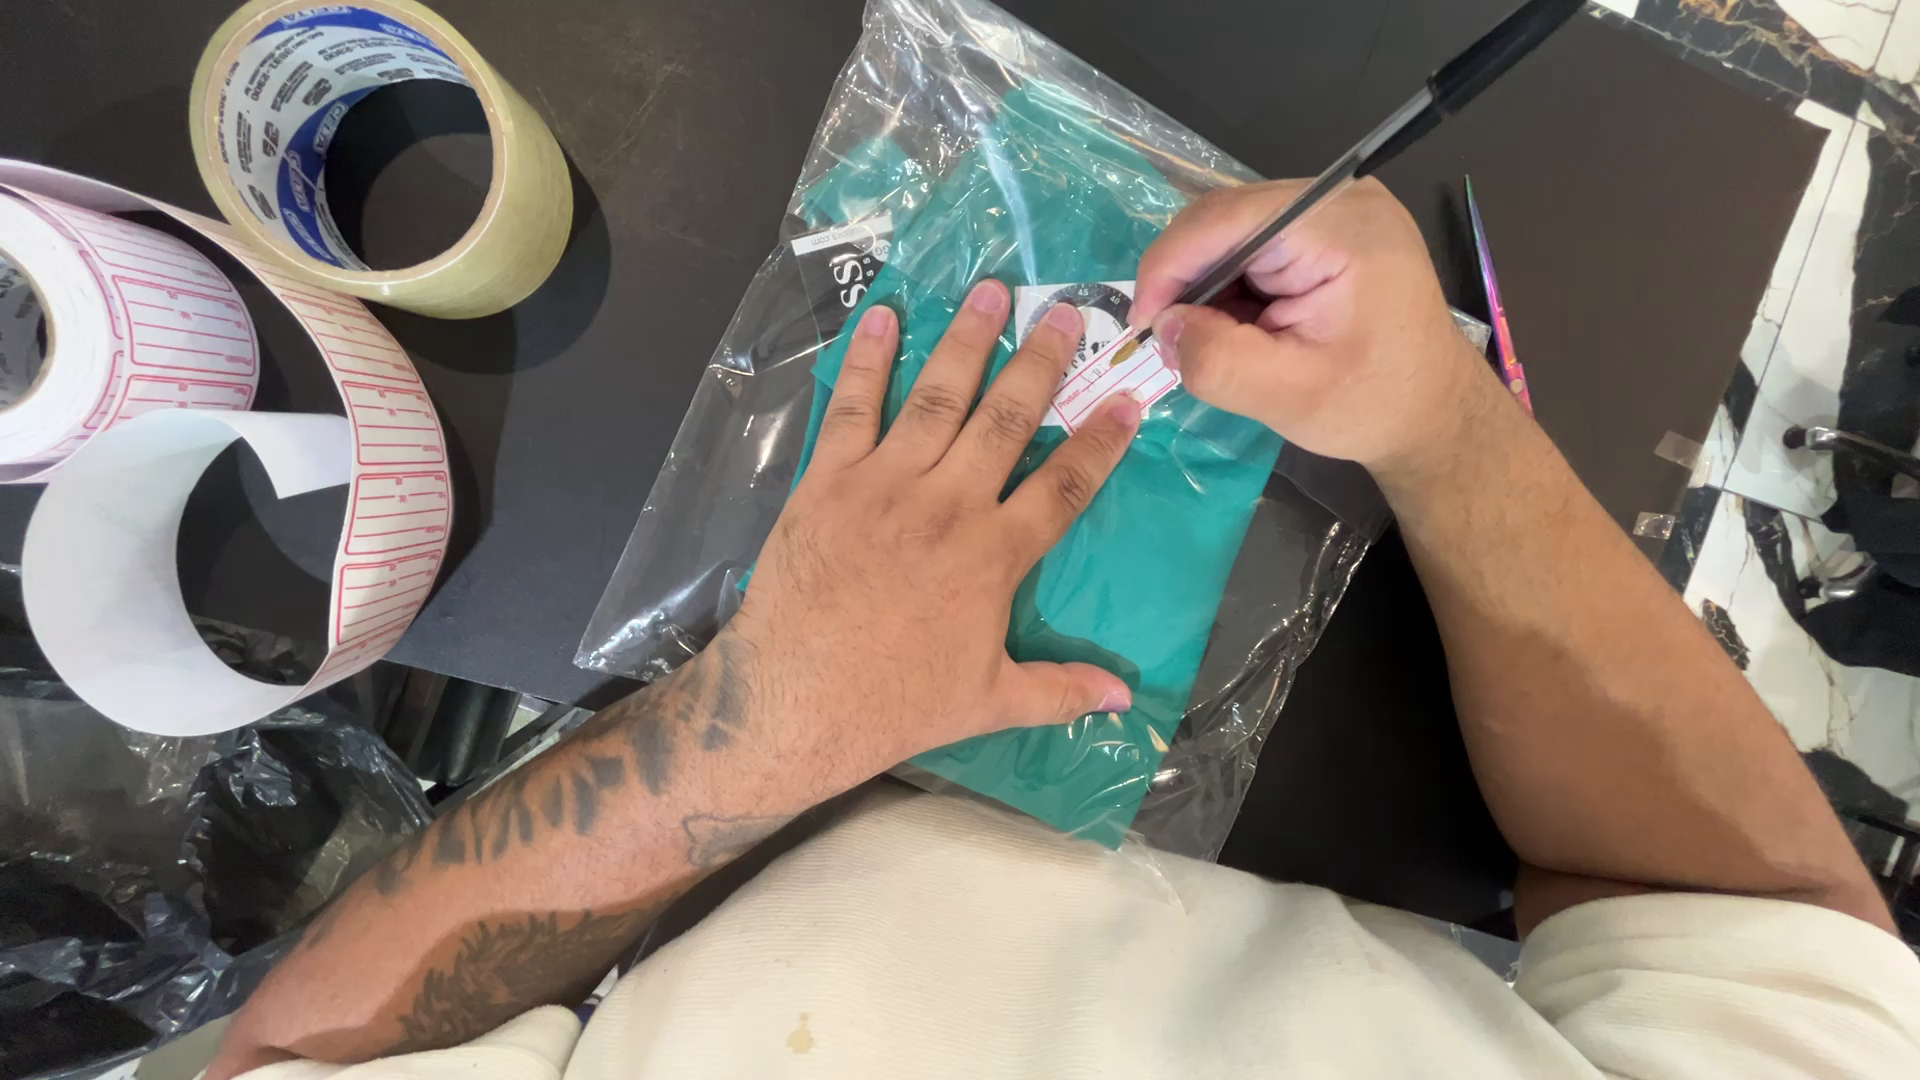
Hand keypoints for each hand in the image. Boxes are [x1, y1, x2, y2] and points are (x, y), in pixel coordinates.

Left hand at [723, 281, 1141, 785]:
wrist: (794, 700)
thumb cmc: (895, 704)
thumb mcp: (990, 703)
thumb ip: (1061, 691)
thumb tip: (1126, 699)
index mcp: (994, 554)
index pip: (1064, 486)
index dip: (1101, 443)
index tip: (1128, 399)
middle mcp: (948, 503)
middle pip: (1007, 420)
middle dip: (1040, 364)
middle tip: (1065, 314)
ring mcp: (886, 483)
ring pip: (937, 397)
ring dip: (967, 341)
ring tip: (990, 291)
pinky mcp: (830, 480)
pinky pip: (853, 408)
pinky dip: (867, 360)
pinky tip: (883, 317)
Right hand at [1129, 178, 1503, 481]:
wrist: (1430, 412)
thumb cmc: (1370, 405)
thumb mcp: (1286, 396)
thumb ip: (1217, 360)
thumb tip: (1163, 327)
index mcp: (1338, 227)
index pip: (1223, 219)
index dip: (1167, 266)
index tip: (1143, 325)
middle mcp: (1336, 200)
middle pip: (1222, 220)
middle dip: (1183, 280)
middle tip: (1170, 341)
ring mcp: (1330, 213)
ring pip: (1228, 236)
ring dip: (1203, 289)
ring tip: (1207, 341)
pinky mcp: (1322, 235)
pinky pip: (1248, 250)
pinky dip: (1225, 291)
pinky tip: (1234, 329)